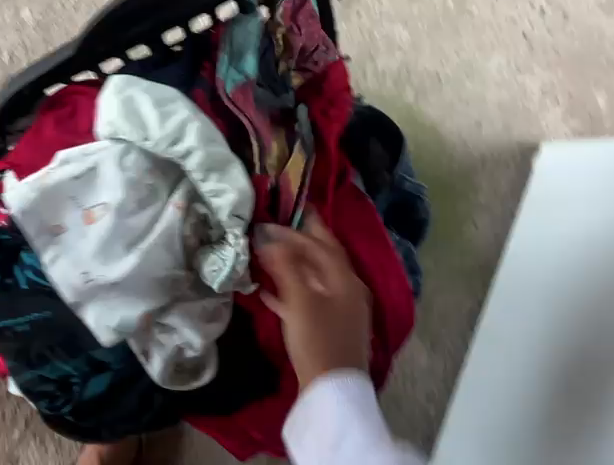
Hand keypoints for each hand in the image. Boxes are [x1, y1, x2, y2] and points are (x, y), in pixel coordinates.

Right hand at [254, 213, 370, 387]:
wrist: (331, 393)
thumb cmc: (317, 340)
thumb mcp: (299, 299)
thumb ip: (285, 265)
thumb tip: (269, 237)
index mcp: (344, 278)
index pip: (319, 243)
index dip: (293, 230)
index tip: (268, 220)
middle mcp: (347, 289)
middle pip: (321, 256)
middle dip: (299, 239)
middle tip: (279, 222)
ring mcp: (340, 310)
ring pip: (313, 276)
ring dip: (291, 263)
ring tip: (266, 254)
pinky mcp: (329, 328)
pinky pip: (309, 298)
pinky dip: (290, 289)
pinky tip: (268, 291)